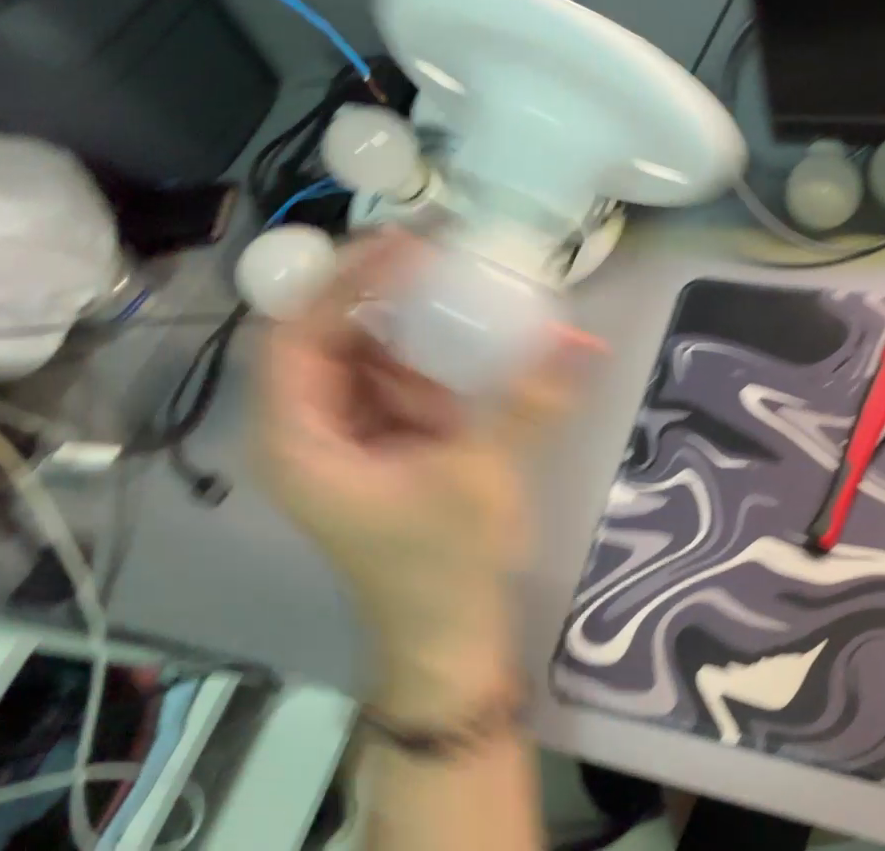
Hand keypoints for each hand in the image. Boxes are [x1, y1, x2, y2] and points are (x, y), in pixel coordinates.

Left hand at [256, 229, 597, 698]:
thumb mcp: (482, 476)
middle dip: (379, 291)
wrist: (447, 641)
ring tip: (457, 277)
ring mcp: (348, 437)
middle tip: (438, 249)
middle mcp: (310, 429)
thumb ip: (528, 401)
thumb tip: (585, 341)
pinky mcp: (384, 445)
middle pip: (328, 336)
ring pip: (365, 356)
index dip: (346, 280)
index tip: (407, 242)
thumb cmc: (443, 567)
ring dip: (409, 320)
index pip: (300, 333)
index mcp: (299, 439)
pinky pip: (398, 382)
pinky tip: (470, 334)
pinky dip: (431, 357)